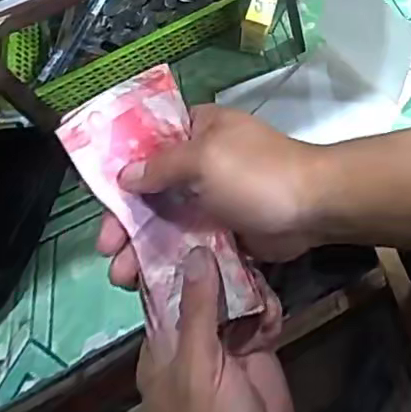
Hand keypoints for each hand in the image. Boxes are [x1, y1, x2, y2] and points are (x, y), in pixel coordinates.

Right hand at [97, 106, 322, 290]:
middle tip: (108, 249)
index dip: (121, 168)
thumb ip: (162, 166)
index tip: (99, 199)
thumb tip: (125, 174)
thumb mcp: (205, 159)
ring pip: (165, 220)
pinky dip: (166, 258)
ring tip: (123, 277)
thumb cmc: (257, 173)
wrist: (311, 205)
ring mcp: (212, 195)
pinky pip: (186, 241)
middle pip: (152, 188)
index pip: (150, 142)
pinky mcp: (222, 227)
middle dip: (126, 219)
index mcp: (199, 130)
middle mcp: (202, 160)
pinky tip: (147, 282)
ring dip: (141, 246)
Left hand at [139, 248, 295, 411]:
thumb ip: (198, 309)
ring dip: (253, 290)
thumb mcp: (199, 368)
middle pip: (207, 285)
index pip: (164, 289)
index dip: (179, 256)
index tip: (199, 220)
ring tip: (261, 298)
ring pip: (237, 293)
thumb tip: (194, 250)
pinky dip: (268, 310)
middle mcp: (193, 338)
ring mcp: (226, 342)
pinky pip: (261, 311)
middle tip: (243, 249)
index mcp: (164, 346)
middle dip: (226, 269)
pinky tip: (272, 321)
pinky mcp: (256, 347)